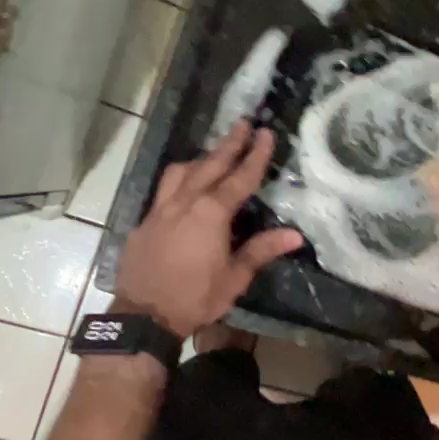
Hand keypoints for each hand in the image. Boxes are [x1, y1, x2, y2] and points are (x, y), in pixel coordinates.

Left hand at [114, 124, 304, 338]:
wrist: (143, 315)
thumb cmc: (195, 298)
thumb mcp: (235, 278)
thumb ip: (261, 250)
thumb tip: (295, 235)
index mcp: (210, 214)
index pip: (238, 178)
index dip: (254, 156)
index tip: (265, 134)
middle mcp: (184, 203)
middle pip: (209, 166)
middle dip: (228, 144)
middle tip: (243, 123)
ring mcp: (160, 211)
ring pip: (180, 172)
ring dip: (201, 158)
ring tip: (214, 154)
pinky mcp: (145, 223)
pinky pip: (165, 190)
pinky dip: (180, 180)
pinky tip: (186, 188)